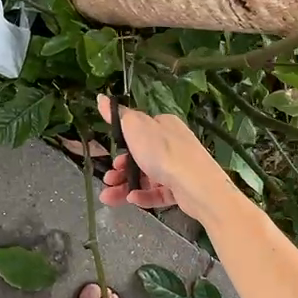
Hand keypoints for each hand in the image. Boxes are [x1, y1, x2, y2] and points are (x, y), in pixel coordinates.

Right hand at [96, 95, 238, 222]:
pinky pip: (159, 192)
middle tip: (108, 179)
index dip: (122, 143)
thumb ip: (117, 115)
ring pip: (147, 176)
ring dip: (126, 185)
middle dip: (120, 169)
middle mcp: (173, 143)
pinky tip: (132, 200)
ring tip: (110, 197)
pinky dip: (144, 196)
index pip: (139, 130)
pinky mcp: (182, 188)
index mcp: (163, 125)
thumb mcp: (135, 127)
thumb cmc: (163, 152)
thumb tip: (100, 98)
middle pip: (141, 156)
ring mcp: (178, 167)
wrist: (197, 186)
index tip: (110, 154)